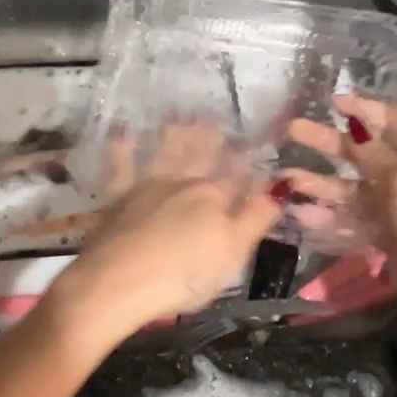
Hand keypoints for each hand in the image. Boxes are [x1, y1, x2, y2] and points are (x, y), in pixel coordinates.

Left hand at [42, 125, 279, 352]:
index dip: (246, 163)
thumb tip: (280, 188)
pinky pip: (120, 164)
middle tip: (215, 119)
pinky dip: (122, 146)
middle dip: (211, 139)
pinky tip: (123, 129)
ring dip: (174, 134)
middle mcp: (182, 182)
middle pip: (201, 157)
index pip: (237, 175)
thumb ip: (256, 218)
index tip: (253, 147)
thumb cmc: (183, 274)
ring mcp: (147, 185)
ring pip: (165, 152)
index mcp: (214, 196)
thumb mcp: (233, 253)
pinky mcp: (117, 196)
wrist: (118, 280)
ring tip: (180, 116)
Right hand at [285, 96, 396, 322]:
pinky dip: (326, 218)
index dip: (365, 111)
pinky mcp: (382, 238)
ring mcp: (394, 210)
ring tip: (285, 178)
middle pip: (364, 154)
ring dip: (319, 184)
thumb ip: (376, 155)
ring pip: (350, 190)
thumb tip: (355, 128)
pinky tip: (299, 214)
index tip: (333, 103)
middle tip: (292, 130)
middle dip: (329, 144)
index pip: (394, 123)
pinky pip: (349, 221)